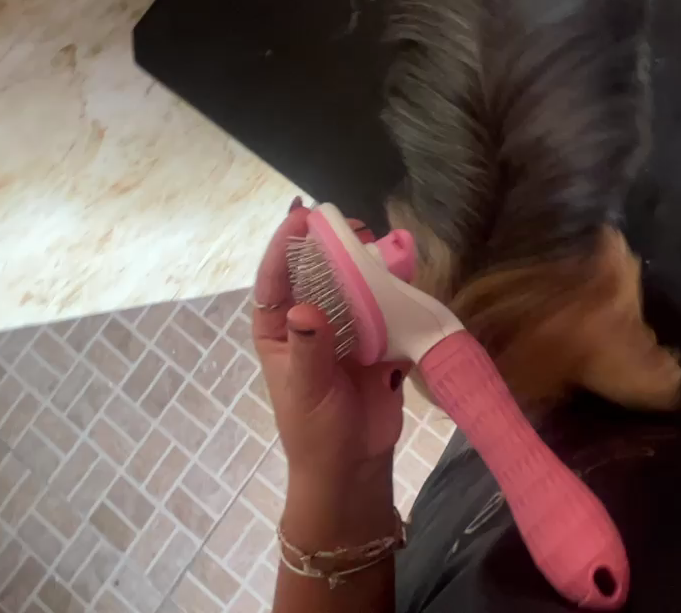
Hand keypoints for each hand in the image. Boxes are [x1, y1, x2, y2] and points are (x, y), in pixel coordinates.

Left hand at [252, 201, 410, 491]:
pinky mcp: (377, 335)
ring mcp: (346, 326)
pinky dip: (394, 284)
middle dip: (332, 243)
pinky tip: (405, 268)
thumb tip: (304, 307)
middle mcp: (311, 319)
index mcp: (280, 328)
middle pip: (317, 271)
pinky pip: (384, 302)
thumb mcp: (307, 392)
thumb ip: (309, 349)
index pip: (276, 278)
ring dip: (365, 259)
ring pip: (352, 281)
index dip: (285, 244)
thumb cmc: (316, 432)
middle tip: (354, 224)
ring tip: (382, 240)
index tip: (302, 215)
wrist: (356, 466)